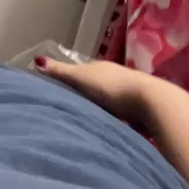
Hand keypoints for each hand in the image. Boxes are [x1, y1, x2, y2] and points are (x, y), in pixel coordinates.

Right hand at [33, 56, 188, 129]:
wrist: (152, 104)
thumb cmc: (112, 88)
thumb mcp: (81, 78)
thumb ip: (61, 72)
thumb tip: (37, 60)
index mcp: (99, 67)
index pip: (80, 71)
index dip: (69, 79)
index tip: (58, 89)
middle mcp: (114, 77)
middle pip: (95, 85)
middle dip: (85, 95)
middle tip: (71, 107)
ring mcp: (128, 94)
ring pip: (108, 101)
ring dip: (100, 108)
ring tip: (87, 120)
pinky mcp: (139, 112)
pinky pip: (120, 115)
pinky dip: (113, 119)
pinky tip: (108, 129)